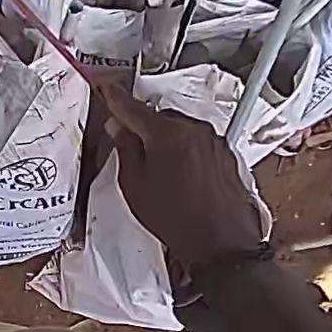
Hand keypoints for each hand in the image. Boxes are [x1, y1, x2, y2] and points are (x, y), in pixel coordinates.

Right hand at [99, 81, 267, 268]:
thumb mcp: (135, 186)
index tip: (106, 88)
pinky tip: (176, 176)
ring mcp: (213, 139)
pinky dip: (182, 150)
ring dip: (163, 140)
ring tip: (155, 172)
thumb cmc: (177, 219)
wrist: (220, 242)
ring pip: (178, 128)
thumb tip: (119, 128)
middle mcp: (194, 129)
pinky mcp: (225, 152)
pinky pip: (195, 141)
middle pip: (158, 116)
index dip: (115, 98)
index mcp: (168, 133)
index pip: (133, 108)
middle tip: (128, 149)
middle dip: (142, 128)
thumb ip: (125, 150)